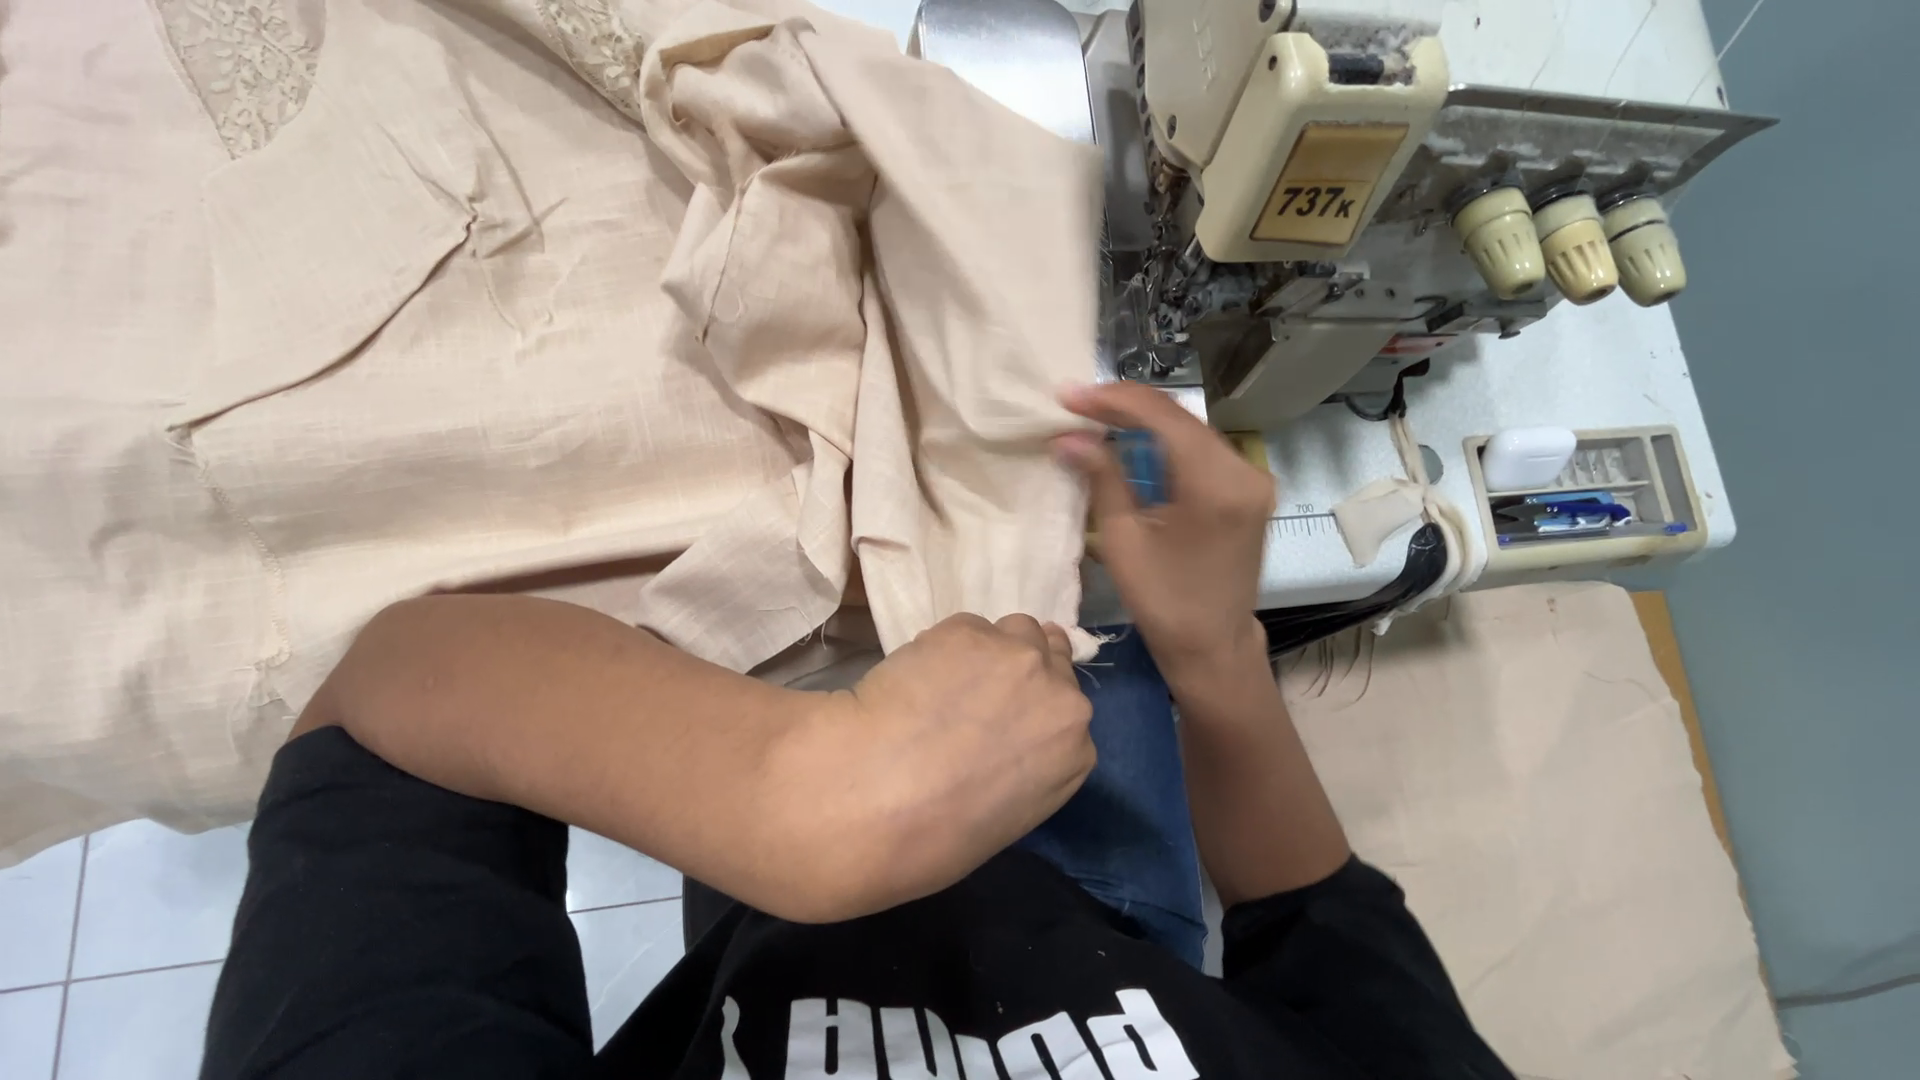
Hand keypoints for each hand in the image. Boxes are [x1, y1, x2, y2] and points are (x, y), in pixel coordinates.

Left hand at [775, 613, 1093, 918]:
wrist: (878, 796)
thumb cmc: (936, 836)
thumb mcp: (1003, 815)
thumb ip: (1020, 763)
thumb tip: (994, 742)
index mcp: (1074, 751)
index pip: (1066, 708)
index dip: (1032, 704)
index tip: (1004, 713)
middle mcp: (1059, 696)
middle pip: (1048, 656)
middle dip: (1017, 669)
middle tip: (975, 689)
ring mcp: (1017, 656)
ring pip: (1012, 630)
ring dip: (987, 649)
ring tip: (944, 678)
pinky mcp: (968, 630)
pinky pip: (963, 628)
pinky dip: (940, 646)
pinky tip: (913, 676)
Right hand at [1053, 382, 1274, 686]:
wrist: (1213, 644)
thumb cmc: (1164, 602)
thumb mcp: (1124, 540)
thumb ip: (1102, 478)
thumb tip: (1067, 436)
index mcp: (1216, 485)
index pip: (1162, 417)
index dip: (1112, 400)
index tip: (1069, 395)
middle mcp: (1245, 471)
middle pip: (1180, 418)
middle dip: (1126, 407)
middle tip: (1077, 404)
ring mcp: (1252, 479)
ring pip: (1191, 430)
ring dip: (1145, 422)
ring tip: (1096, 417)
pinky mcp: (1249, 489)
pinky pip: (1202, 450)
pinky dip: (1165, 443)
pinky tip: (1133, 441)